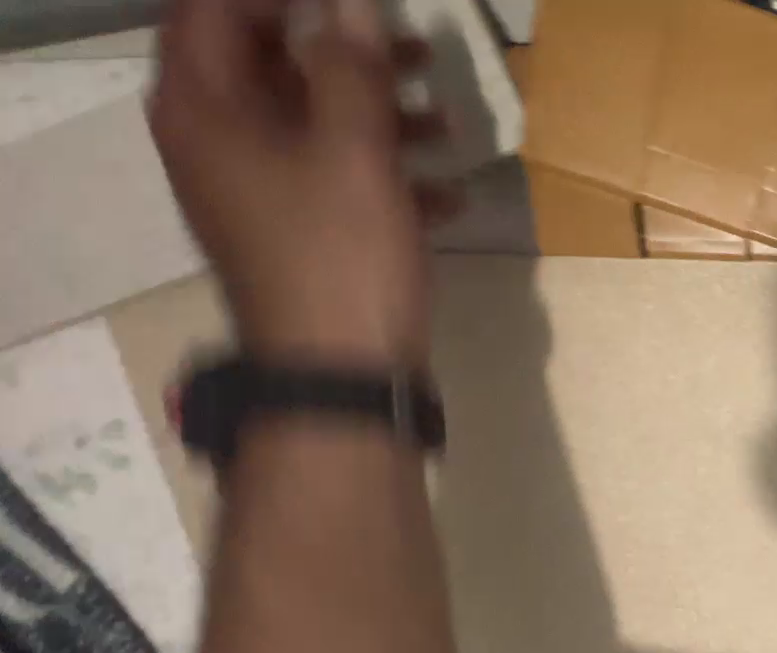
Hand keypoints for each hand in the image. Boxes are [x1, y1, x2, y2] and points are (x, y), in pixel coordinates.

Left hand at [150, 0, 459, 367]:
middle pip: (274, 68)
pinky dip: (389, 178)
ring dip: (382, 119)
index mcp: (207, 110)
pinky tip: (448, 194)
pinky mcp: (303, 236)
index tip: (356, 4)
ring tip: (447, 122)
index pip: (221, 12)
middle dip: (348, 56)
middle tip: (415, 51)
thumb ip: (354, 74)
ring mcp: (262, 194)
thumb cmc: (341, 258)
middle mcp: (220, 143)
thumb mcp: (355, 158)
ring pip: (316, 129)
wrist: (339, 371)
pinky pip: (339, 184)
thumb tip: (351, 4)